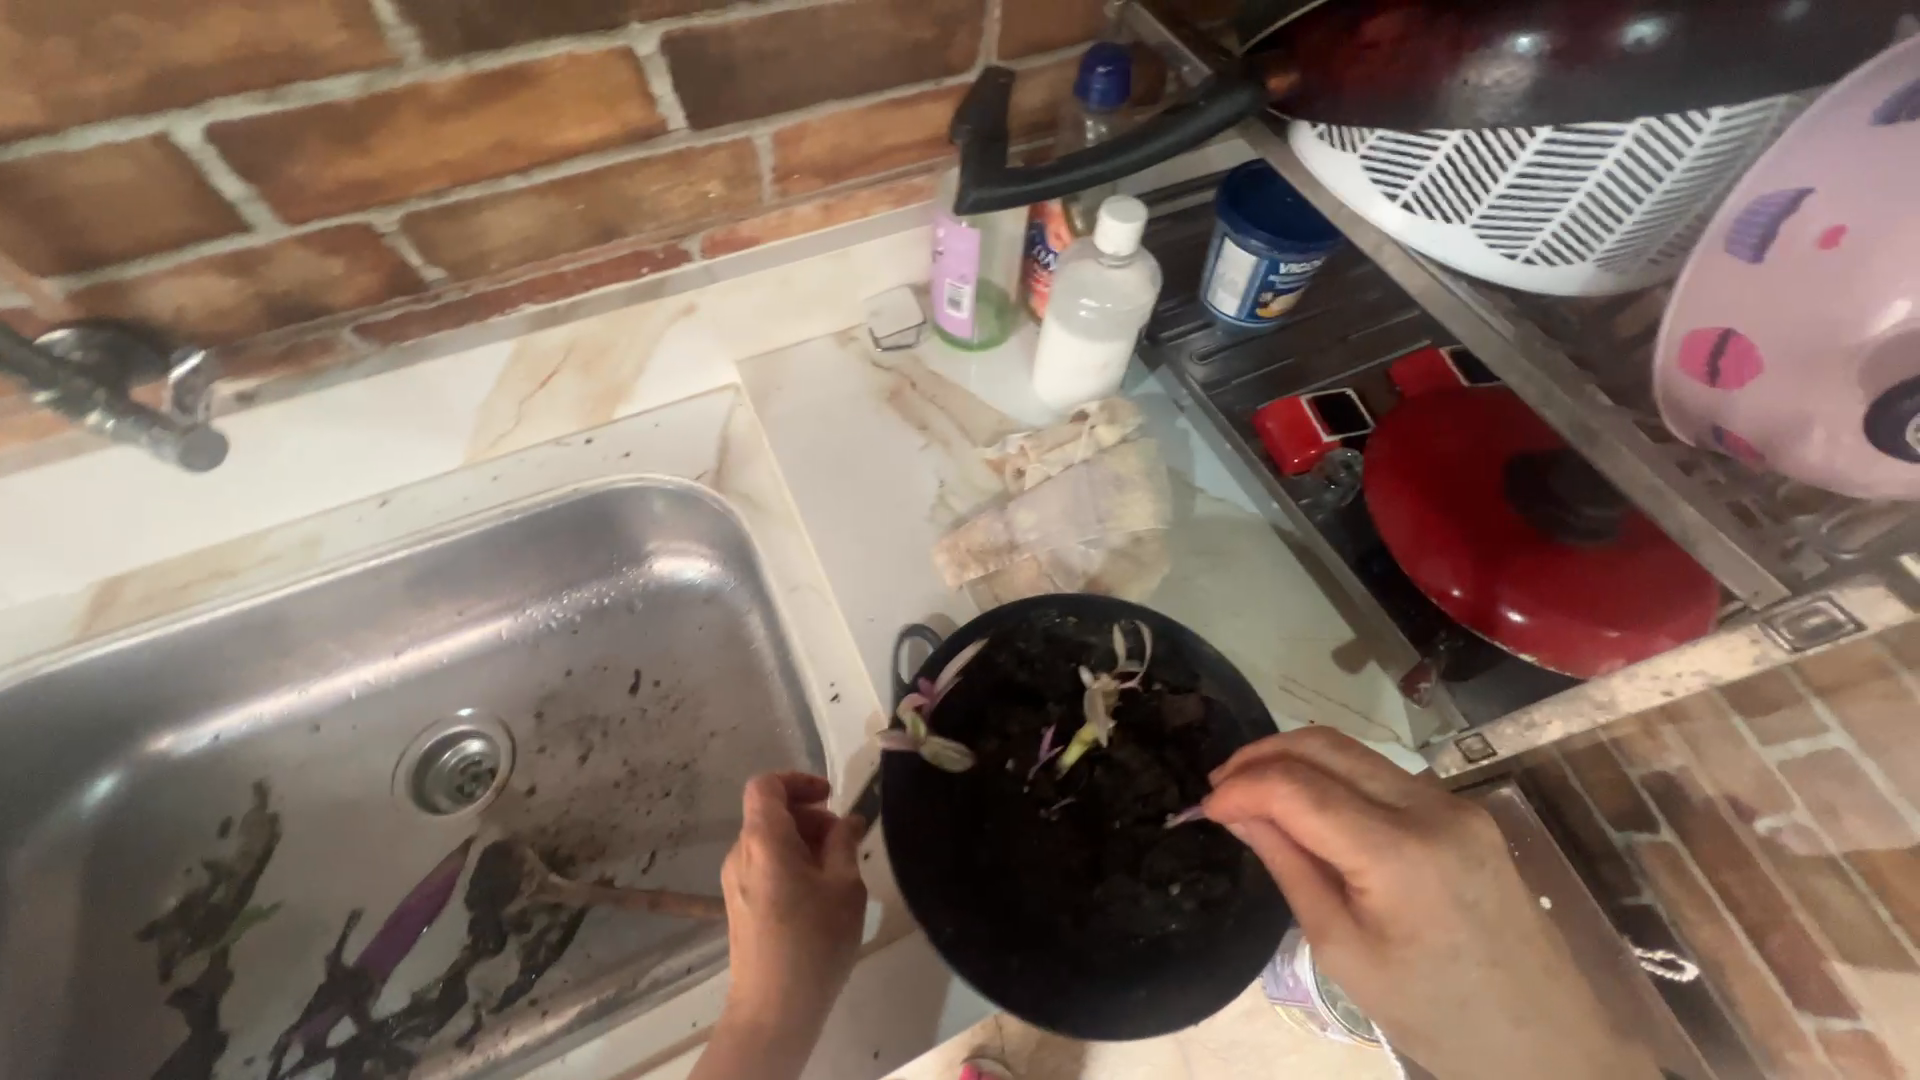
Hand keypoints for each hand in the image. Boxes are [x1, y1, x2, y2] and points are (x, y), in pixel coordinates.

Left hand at [718, 772, 867, 1031]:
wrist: (774, 1010)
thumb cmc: (814, 942)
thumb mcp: (844, 886)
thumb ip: (845, 843)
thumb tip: (847, 821)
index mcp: (763, 840)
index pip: (766, 785)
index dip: (798, 780)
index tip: (829, 796)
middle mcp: (741, 854)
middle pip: (769, 812)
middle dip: (809, 815)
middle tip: (844, 839)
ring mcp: (735, 881)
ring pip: (768, 839)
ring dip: (803, 840)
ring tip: (837, 869)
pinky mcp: (738, 904)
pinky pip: (764, 864)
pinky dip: (790, 861)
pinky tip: (818, 892)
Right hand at [1203, 729, 1658, 1079]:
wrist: (1549, 1044)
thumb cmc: (1434, 1014)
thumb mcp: (1341, 949)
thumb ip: (1287, 865)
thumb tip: (1234, 812)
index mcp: (1400, 854)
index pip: (1297, 788)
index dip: (1241, 788)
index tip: (1204, 808)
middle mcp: (1431, 808)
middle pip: (1322, 745)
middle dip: (1259, 755)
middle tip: (1220, 786)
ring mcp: (1453, 802)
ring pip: (1349, 749)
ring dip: (1292, 758)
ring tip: (1252, 789)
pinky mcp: (1462, 808)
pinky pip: (1377, 771)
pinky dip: (1328, 773)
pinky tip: (1306, 802)